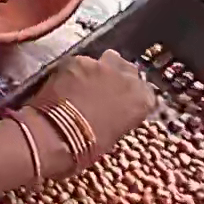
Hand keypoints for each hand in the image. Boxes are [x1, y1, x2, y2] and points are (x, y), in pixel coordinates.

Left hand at [26, 50, 155, 161]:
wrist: (59, 133)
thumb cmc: (90, 144)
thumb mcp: (115, 132)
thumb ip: (120, 115)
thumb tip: (112, 112)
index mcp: (143, 100)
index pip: (143, 90)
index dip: (129, 93)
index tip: (119, 97)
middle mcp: (129, 78)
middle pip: (127, 69)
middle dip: (116, 76)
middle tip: (100, 86)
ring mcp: (103, 66)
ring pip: (105, 59)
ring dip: (97, 69)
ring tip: (82, 81)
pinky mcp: (78, 60)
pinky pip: (78, 62)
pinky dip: (72, 70)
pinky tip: (63, 80)